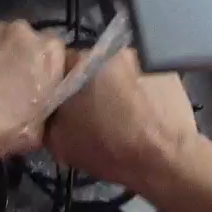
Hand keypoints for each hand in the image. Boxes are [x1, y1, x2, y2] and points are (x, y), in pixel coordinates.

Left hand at [0, 20, 66, 158]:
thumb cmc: (3, 128)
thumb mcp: (39, 128)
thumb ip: (46, 104)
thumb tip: (40, 103)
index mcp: (48, 51)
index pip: (55, 51)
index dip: (44, 66)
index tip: (35, 81)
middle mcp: (21, 30)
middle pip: (24, 39)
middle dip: (18, 55)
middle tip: (7, 80)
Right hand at [45, 49, 199, 194]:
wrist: (166, 161)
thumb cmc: (110, 150)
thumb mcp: (62, 143)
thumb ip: (46, 118)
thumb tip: (45, 111)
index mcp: (79, 62)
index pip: (59, 64)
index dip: (60, 85)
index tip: (65, 103)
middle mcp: (108, 51)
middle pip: (90, 64)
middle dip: (90, 83)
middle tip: (93, 109)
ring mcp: (139, 56)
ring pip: (118, 69)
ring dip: (116, 84)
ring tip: (122, 111)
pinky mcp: (163, 67)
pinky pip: (142, 75)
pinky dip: (140, 88)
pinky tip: (143, 110)